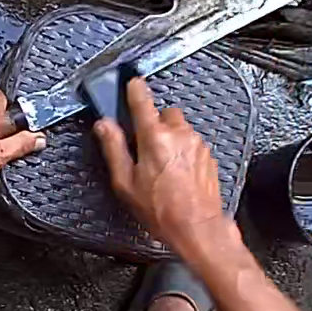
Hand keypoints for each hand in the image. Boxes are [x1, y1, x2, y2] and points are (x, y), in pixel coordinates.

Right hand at [93, 78, 228, 252]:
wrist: (197, 227)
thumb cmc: (162, 210)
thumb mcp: (125, 182)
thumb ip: (113, 148)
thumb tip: (104, 126)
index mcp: (154, 138)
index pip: (142, 101)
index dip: (135, 90)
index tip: (132, 83)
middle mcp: (178, 134)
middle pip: (163, 114)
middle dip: (153, 124)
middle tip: (143, 147)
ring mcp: (196, 144)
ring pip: (178, 128)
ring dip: (168, 138)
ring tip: (160, 166)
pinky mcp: (207, 155)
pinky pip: (190, 143)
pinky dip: (181, 151)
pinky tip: (175, 172)